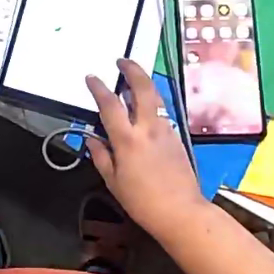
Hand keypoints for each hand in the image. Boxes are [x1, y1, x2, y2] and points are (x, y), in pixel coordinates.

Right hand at [84, 59, 207, 234]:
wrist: (182, 212)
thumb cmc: (143, 201)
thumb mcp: (113, 182)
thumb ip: (101, 156)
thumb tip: (91, 139)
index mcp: (127, 140)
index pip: (110, 104)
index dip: (98, 88)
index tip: (92, 77)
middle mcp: (148, 128)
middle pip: (142, 88)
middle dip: (132, 69)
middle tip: (122, 61)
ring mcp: (165, 130)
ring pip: (155, 98)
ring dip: (143, 84)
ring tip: (132, 80)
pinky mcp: (176, 137)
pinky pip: (161, 114)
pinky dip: (151, 105)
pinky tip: (144, 111)